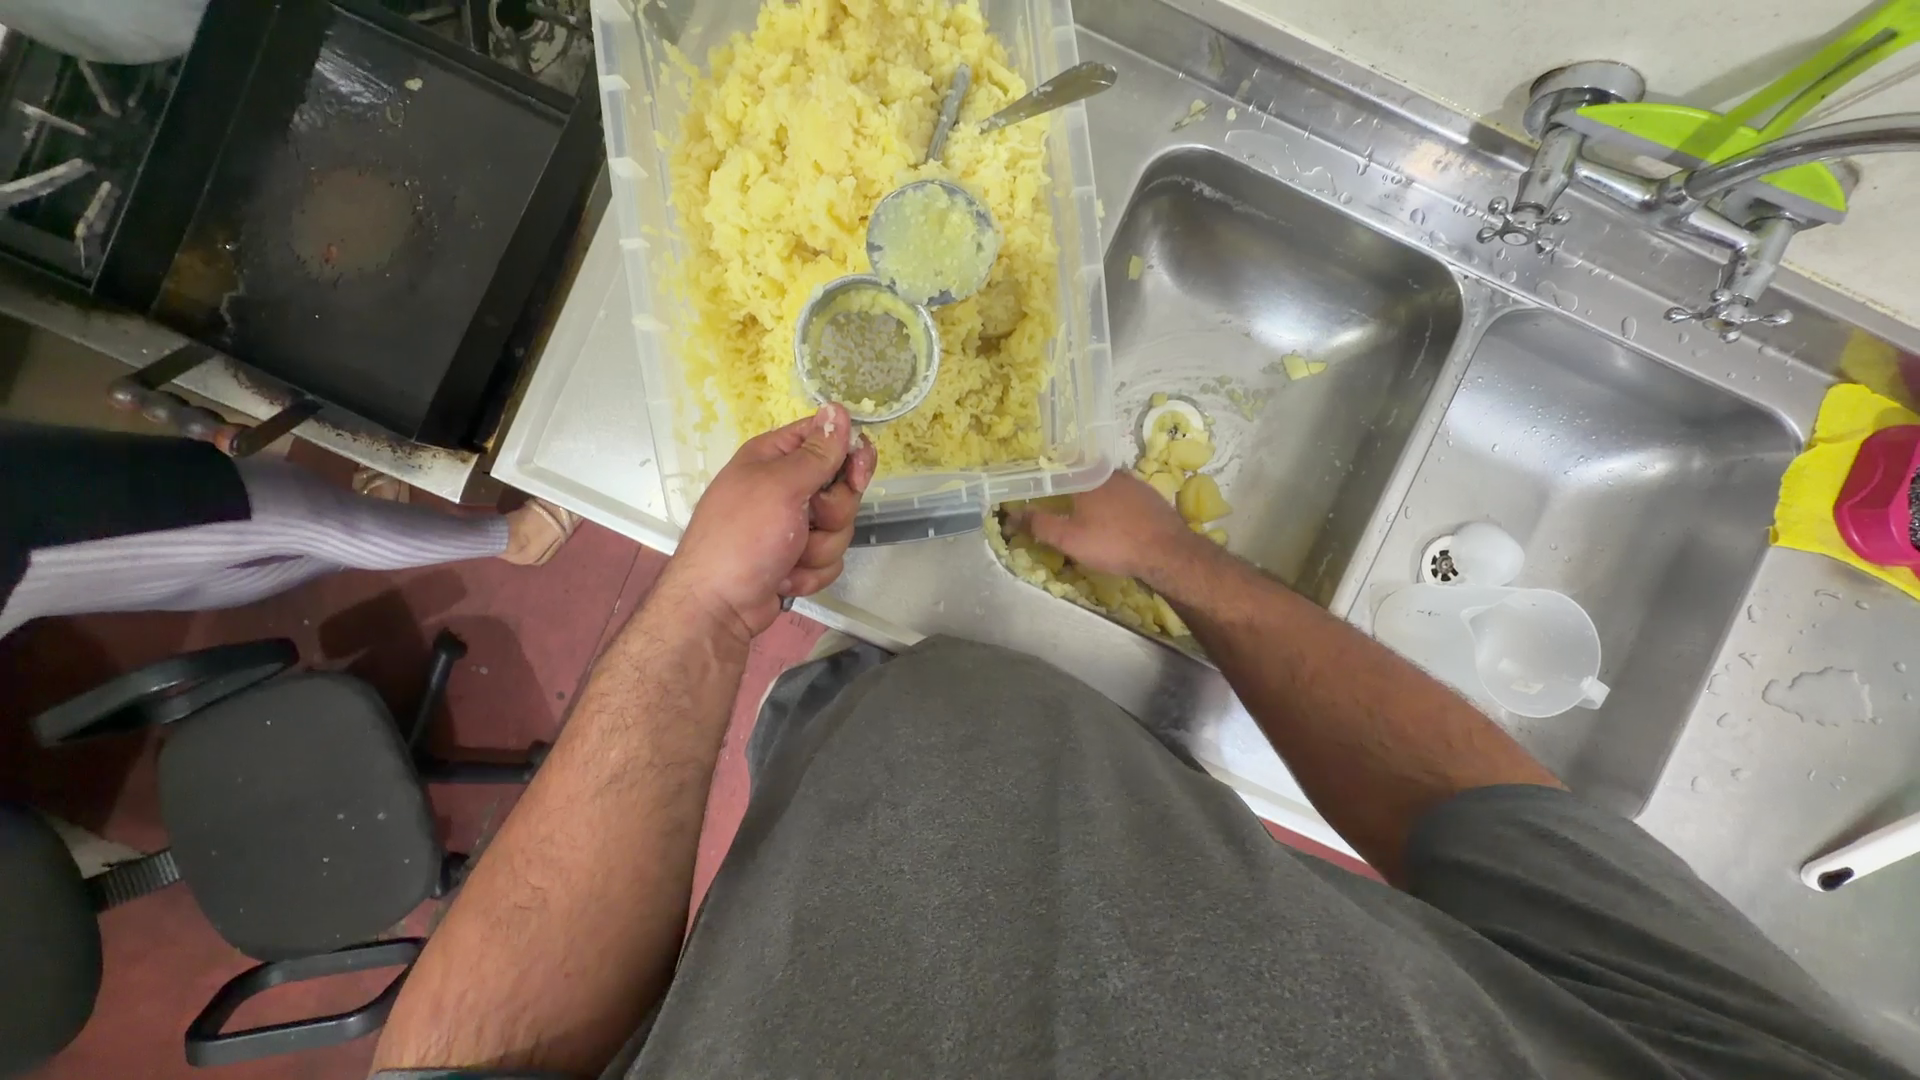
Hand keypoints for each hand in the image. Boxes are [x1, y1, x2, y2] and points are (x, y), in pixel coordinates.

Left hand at [660, 404, 876, 643]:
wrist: (719, 606)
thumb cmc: (743, 537)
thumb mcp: (782, 487)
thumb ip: (818, 452)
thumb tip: (837, 408)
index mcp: (774, 457)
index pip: (827, 439)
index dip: (848, 456)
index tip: (856, 476)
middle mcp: (785, 487)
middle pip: (842, 488)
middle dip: (833, 513)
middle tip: (810, 520)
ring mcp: (793, 525)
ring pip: (840, 528)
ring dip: (819, 548)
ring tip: (788, 557)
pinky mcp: (799, 558)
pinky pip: (830, 558)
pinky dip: (811, 572)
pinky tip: (785, 577)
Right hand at [1012, 472, 1208, 585]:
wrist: (1167, 552)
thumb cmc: (1113, 543)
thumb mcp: (1069, 539)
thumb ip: (1039, 525)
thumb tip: (1012, 514)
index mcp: (1087, 479)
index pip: (1059, 474)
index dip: (1048, 485)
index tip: (1041, 497)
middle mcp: (1110, 474)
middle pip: (1083, 479)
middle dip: (1072, 492)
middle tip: (1064, 511)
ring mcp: (1134, 483)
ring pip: (1106, 487)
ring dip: (1095, 500)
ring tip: (1089, 518)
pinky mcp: (1151, 496)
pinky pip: (1125, 497)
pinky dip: (1116, 507)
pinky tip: (1117, 523)